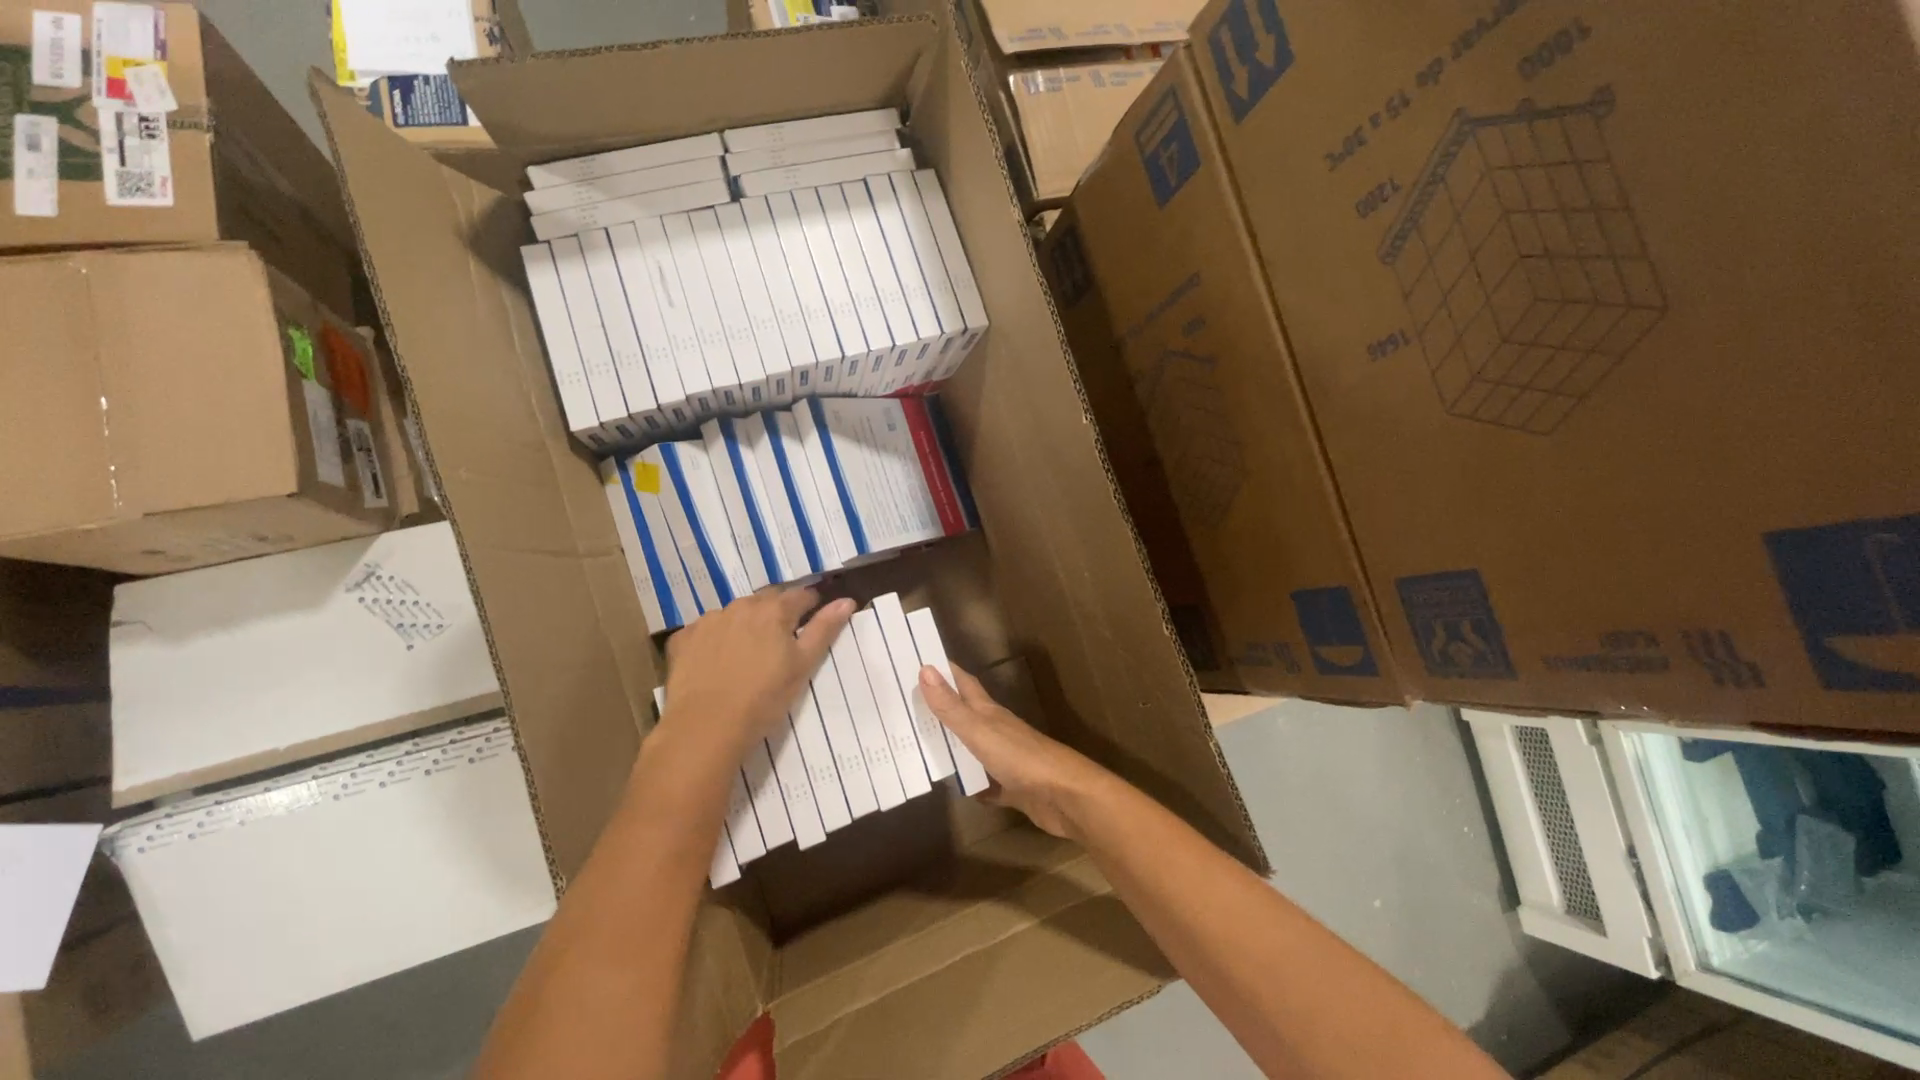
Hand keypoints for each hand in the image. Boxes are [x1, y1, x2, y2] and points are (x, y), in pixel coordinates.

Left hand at [661, 588, 854, 761]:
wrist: (705, 727)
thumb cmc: (764, 699)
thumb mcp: (803, 666)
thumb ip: (824, 629)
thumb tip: (847, 601)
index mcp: (774, 610)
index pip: (801, 596)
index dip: (811, 605)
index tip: (813, 618)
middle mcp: (741, 606)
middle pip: (766, 601)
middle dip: (776, 613)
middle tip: (781, 641)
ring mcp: (709, 620)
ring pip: (734, 614)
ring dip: (745, 624)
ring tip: (748, 654)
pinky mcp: (684, 638)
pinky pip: (706, 630)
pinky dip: (715, 639)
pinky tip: (717, 663)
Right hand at [918, 666, 1115, 838]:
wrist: (1065, 796)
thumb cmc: (1021, 757)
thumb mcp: (979, 730)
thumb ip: (951, 706)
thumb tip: (925, 668)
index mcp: (989, 712)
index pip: (964, 683)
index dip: (944, 672)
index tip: (919, 662)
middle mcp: (997, 731)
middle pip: (965, 716)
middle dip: (939, 710)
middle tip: (906, 708)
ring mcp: (1005, 760)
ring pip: (972, 750)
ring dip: (952, 748)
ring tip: (919, 748)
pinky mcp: (1012, 789)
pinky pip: (985, 785)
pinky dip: (971, 785)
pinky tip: (955, 790)